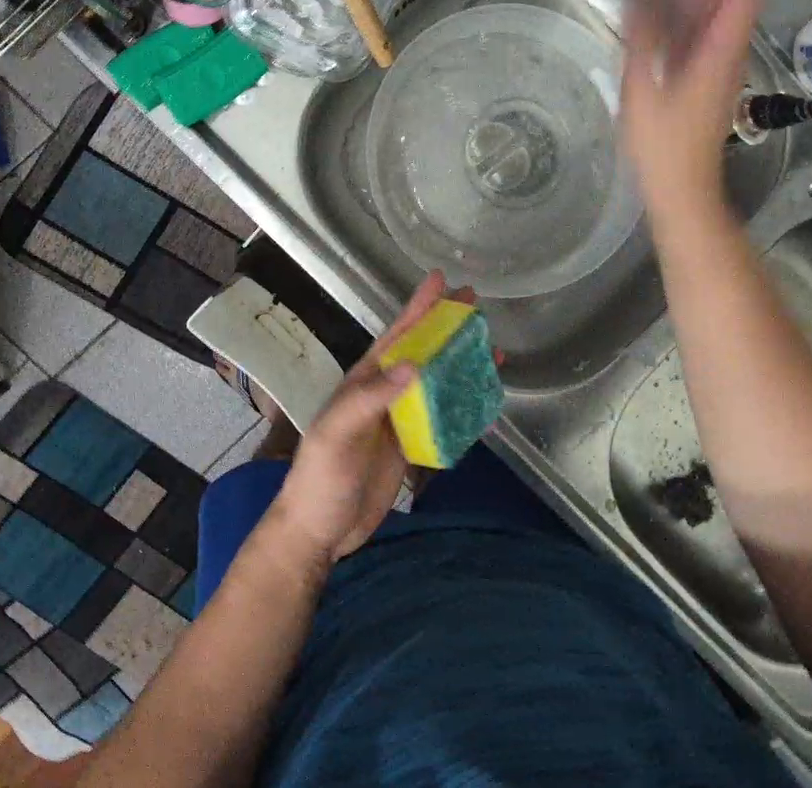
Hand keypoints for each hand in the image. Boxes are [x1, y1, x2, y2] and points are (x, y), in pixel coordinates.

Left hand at [264, 270, 474, 569]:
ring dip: (460, 364)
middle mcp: (382, 394)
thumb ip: (371, 399)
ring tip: (491, 347)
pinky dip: (463, 405)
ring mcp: (397, 421)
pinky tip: (482, 398)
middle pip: (421, 353)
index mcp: (362, 382)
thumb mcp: (338, 434)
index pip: (396, 337)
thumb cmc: (321, 478)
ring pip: (436, 383)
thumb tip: (414, 365)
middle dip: (445, 327)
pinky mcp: (409, 448)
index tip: (440, 280)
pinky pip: (441, 418)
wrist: (320, 530)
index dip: (417, 308)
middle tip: (476, 304)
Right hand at [620, 0, 765, 215]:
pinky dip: (700, 6)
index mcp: (719, 49)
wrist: (683, 187)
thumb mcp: (644, 90)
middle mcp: (727, 50)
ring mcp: (720, 64)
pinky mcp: (709, 77)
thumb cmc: (664, 146)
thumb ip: (644, 40)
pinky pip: (709, 30)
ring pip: (723, 9)